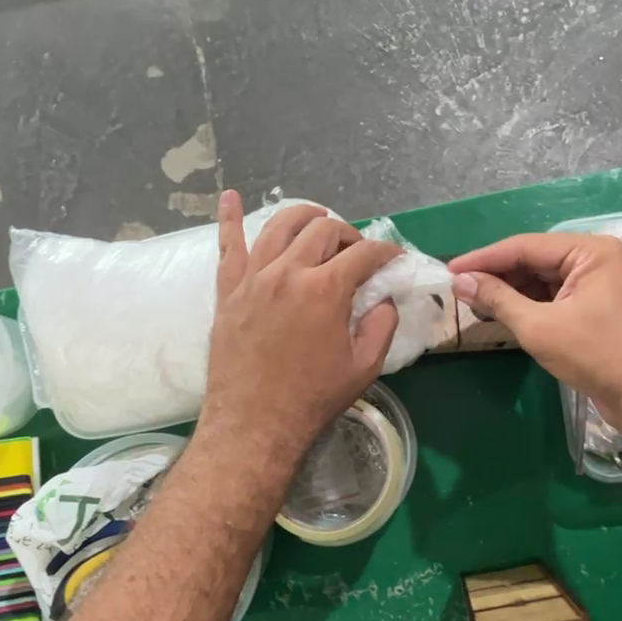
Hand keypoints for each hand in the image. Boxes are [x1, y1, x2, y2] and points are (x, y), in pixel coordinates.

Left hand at [203, 191, 402, 460]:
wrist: (255, 423)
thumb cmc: (313, 398)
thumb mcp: (365, 366)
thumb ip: (381, 324)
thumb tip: (383, 298)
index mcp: (326, 289)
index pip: (364, 253)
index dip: (386, 252)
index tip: (394, 258)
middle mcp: (289, 272)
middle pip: (323, 231)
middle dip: (347, 234)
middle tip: (356, 252)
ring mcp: (254, 278)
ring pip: (279, 226)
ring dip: (303, 215)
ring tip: (316, 217)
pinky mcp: (229, 291)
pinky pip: (228, 246)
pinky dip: (228, 218)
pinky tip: (229, 197)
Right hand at [448, 233, 621, 411]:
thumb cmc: (595, 356)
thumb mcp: (538, 326)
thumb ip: (497, 299)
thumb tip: (460, 281)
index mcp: (590, 251)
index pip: (525, 246)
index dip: (484, 258)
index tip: (450, 269)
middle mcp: (596, 258)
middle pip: (534, 260)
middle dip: (496, 275)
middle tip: (458, 288)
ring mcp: (598, 282)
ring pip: (542, 279)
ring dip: (510, 290)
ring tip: (473, 301)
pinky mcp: (596, 305)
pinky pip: (554, 295)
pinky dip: (528, 304)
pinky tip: (501, 312)